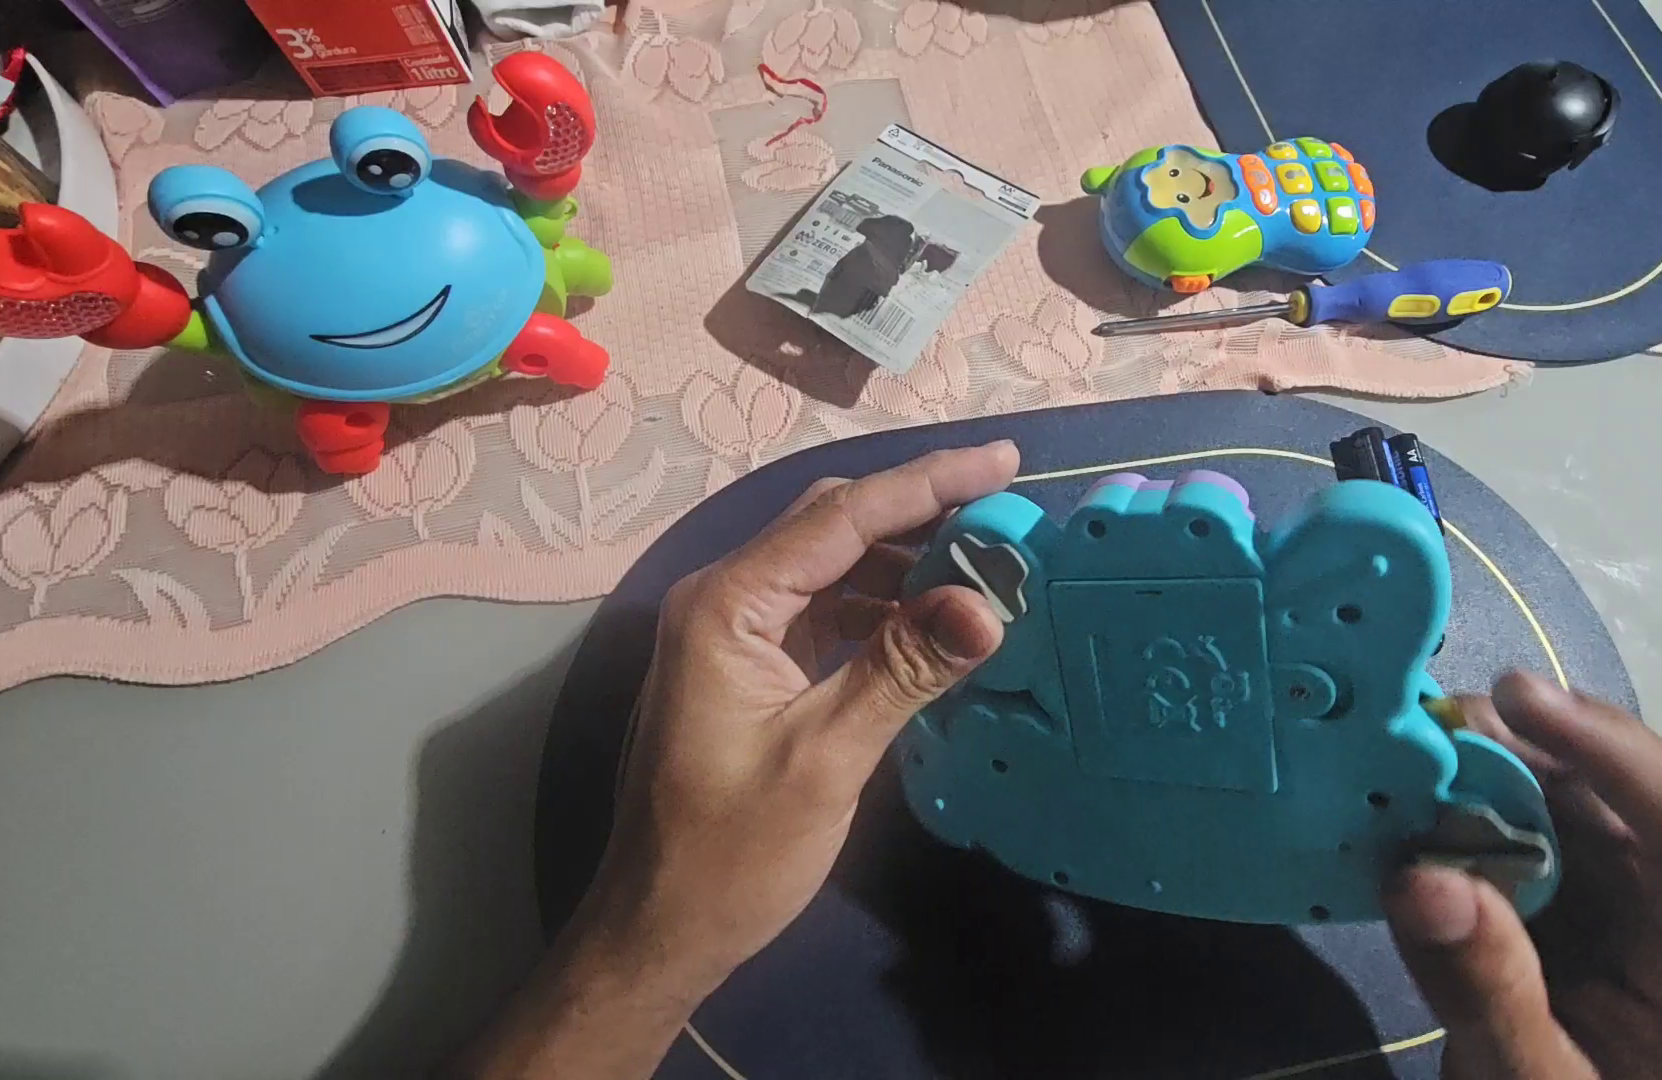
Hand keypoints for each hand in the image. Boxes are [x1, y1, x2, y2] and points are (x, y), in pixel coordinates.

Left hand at [587, 439, 1017, 984]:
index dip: (928, 482)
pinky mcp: (754, 656)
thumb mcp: (826, 758)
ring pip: (833, 561)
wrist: (661, 924)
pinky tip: (929, 616)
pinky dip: (882, 602)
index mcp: (728, 603)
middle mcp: (726, 595)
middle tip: (998, 505)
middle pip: (834, 524)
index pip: (842, 518)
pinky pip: (828, 605)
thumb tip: (985, 605)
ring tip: (979, 564)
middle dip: (919, 509)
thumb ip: (903, 670)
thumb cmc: (731, 852)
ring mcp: (737, 626)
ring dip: (905, 558)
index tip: (1000, 460)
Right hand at [1383, 673, 1661, 1078]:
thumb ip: (1485, 992)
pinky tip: (1413, 778)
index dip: (1625, 758)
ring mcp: (1610, 884)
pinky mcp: (1551, 874)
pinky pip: (1514, 806)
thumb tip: (1422, 875)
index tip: (1519, 700)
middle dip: (1537, 737)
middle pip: (1631, 792)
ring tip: (1413, 739)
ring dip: (1490, 750)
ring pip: (1568, 785)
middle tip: (1437, 714)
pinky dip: (1462, 780)